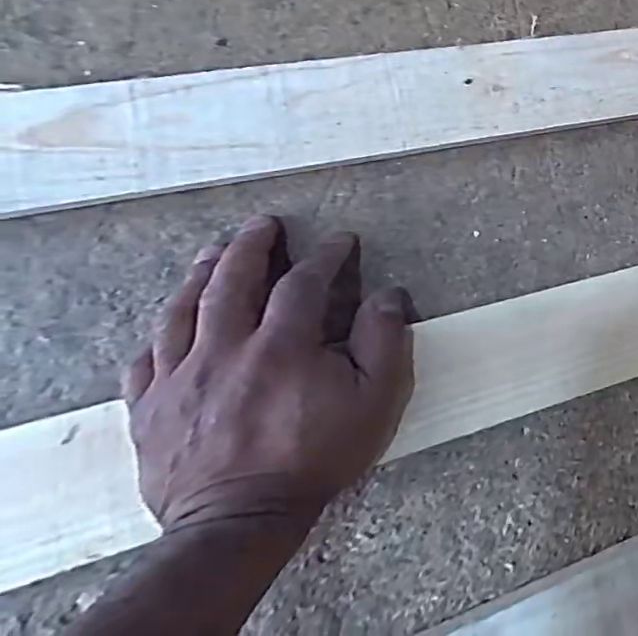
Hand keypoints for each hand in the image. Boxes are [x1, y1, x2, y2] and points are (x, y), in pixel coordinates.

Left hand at [122, 215, 415, 535]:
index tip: (340, 241)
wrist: (241, 519)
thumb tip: (387, 295)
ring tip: (211, 254)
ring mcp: (178, 382)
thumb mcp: (378, 394)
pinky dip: (160, 332)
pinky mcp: (149, 411)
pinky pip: (144, 360)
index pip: (303, 285)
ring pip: (179, 315)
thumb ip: (384, 338)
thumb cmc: (320, 452)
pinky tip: (172, 321)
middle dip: (248, 249)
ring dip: (198, 277)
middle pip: (229, 287)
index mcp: (283, 348)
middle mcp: (224, 354)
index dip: (324, 257)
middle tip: (262, 225)